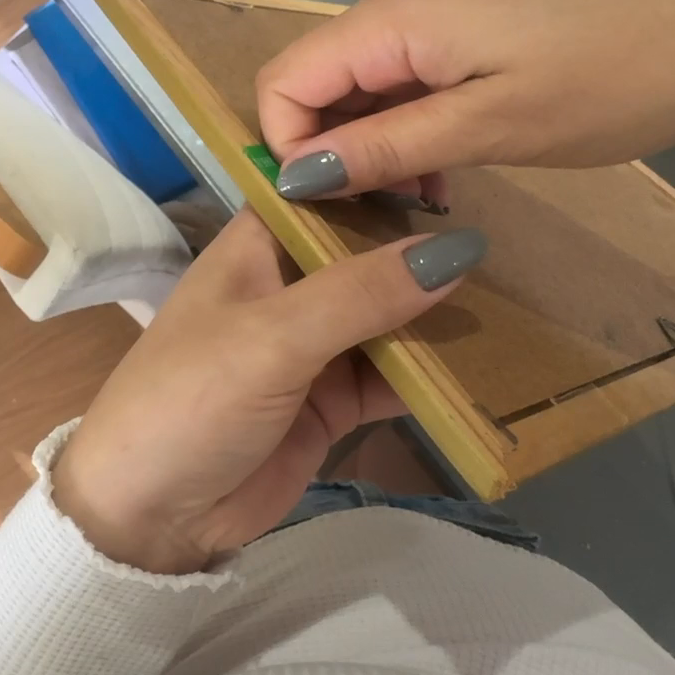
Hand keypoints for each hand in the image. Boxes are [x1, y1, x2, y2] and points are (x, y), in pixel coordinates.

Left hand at [51, 213, 486, 573]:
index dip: (380, 180)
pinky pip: (393, 378)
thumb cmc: (193, 398)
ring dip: (438, 315)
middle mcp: (284, 288)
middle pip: (364, 256)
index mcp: (253, 249)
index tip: (456, 162)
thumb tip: (459, 246)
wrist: (150, 512)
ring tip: (523, 296)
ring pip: (387, 317)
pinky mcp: (329, 403)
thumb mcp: (273, 337)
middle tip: (514, 235)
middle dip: (423, 251)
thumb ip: (361, 293)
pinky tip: (496, 365)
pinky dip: (434, 375)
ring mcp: (309, 348)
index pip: (322, 196)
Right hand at [256, 0, 674, 197]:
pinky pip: (401, 89)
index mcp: (387, 23)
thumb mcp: (488, 126)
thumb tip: (295, 175)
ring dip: (368, 150)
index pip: (281, 83)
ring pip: (356, 94)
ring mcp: (431, 22)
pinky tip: (443, 172)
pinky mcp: (466, 36)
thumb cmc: (615, 76)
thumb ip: (382, 148)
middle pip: (313, 87)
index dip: (285, 147)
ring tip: (416, 200)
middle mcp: (393, 13)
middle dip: (326, 153)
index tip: (327, 205)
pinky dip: (403, 134)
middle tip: (372, 213)